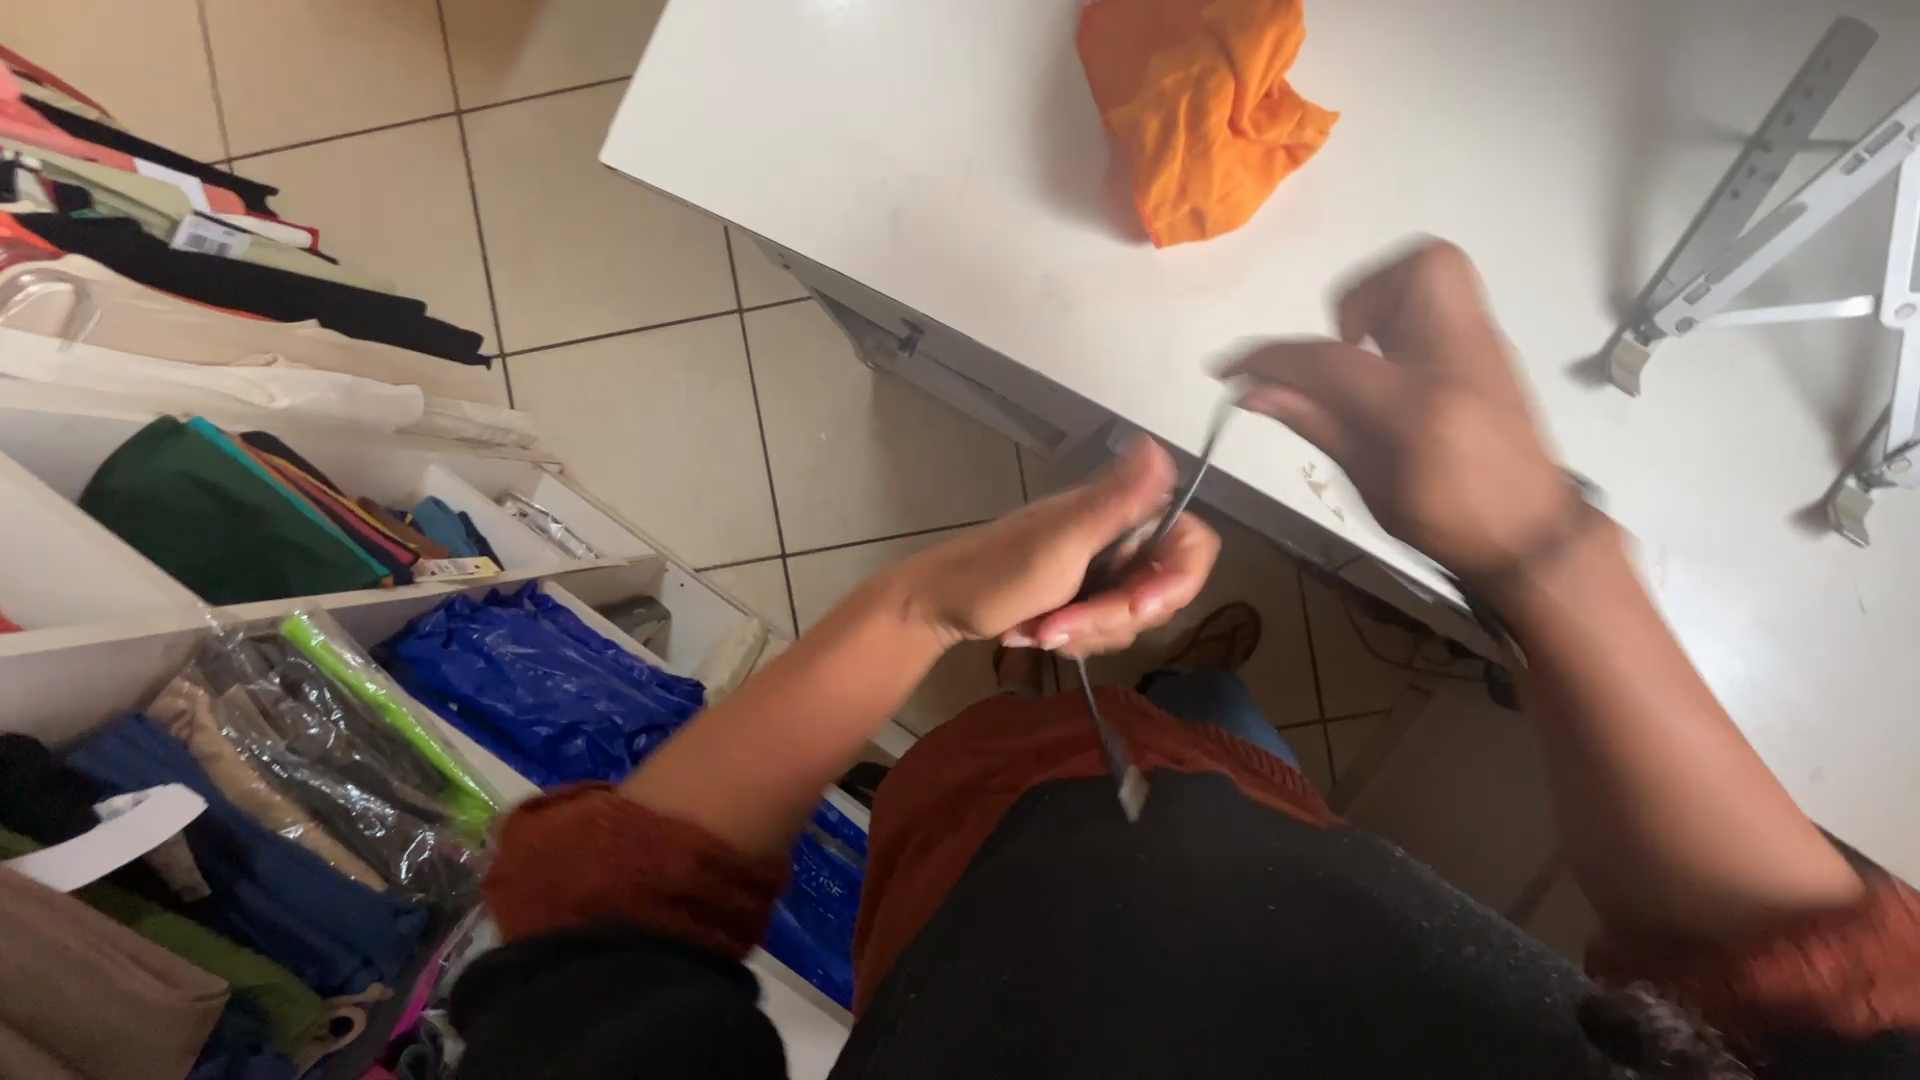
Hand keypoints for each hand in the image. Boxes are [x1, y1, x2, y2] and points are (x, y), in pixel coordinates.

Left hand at [891, 436, 1220, 656]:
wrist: (938, 607)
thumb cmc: (994, 572)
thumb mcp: (1060, 542)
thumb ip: (1115, 503)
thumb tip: (1156, 444)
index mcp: (1117, 513)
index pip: (1192, 544)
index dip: (1177, 581)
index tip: (1139, 607)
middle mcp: (1116, 539)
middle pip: (1161, 592)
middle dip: (1112, 617)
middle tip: (1062, 623)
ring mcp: (1099, 572)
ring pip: (1133, 620)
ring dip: (1086, 632)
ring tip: (1039, 629)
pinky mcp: (1083, 600)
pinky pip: (1106, 632)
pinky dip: (1074, 639)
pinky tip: (1036, 633)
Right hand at [1223, 239, 1566, 584]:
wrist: (1531, 532)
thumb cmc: (1445, 520)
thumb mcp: (1366, 480)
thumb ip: (1312, 422)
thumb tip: (1250, 391)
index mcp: (1419, 407)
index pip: (1330, 360)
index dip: (1269, 359)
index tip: (1230, 368)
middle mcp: (1459, 357)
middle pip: (1416, 269)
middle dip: (1358, 296)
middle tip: (1338, 349)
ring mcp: (1483, 345)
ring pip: (1435, 270)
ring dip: (1383, 300)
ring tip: (1363, 357)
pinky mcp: (1489, 347)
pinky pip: (1443, 301)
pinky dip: (1403, 317)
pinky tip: (1390, 368)